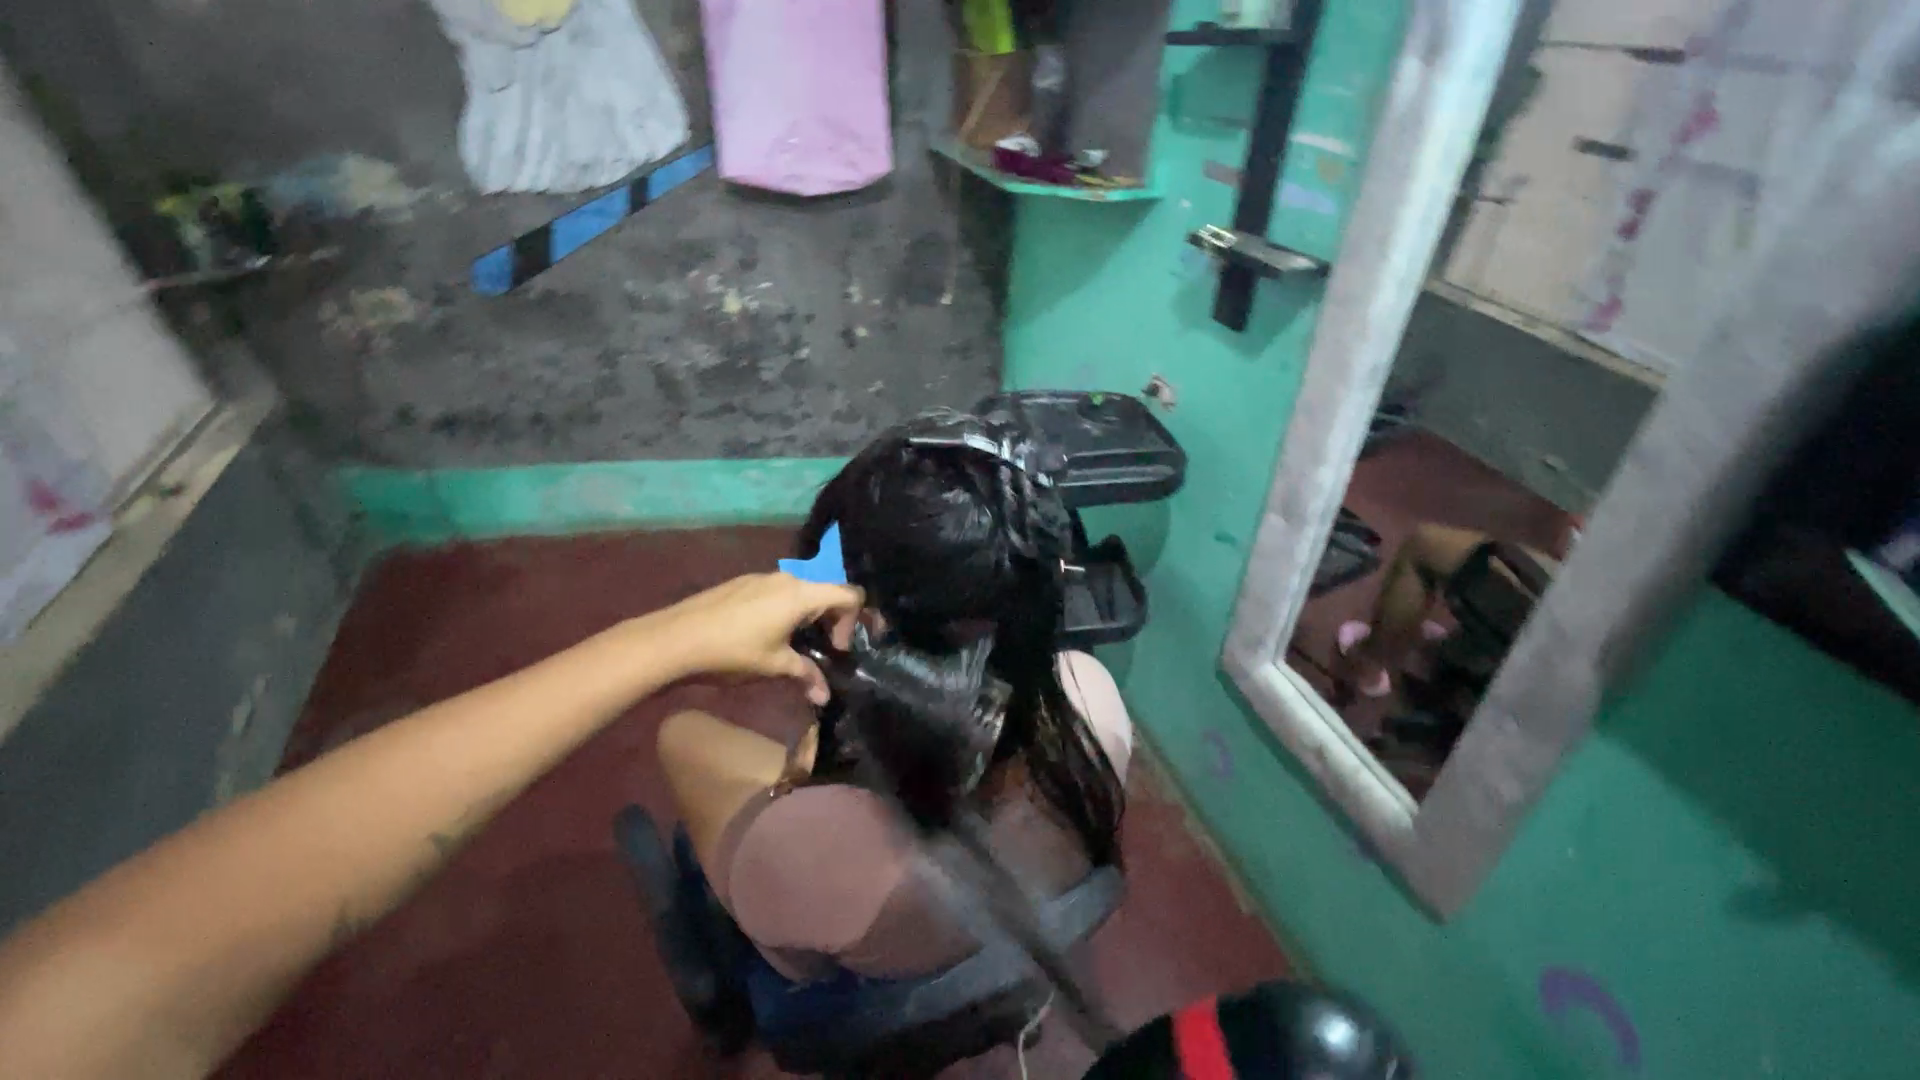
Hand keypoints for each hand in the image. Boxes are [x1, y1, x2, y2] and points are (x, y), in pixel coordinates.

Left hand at [645, 573, 861, 703]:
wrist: (674, 639)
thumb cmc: (733, 651)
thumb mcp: (774, 666)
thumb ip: (806, 675)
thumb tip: (824, 696)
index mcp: (801, 594)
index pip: (849, 594)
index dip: (852, 621)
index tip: (834, 648)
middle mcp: (786, 578)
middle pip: (826, 591)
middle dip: (830, 621)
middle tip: (819, 651)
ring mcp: (761, 578)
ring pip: (800, 592)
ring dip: (805, 618)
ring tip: (789, 647)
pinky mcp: (741, 584)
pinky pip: (776, 593)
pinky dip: (783, 611)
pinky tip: (761, 637)